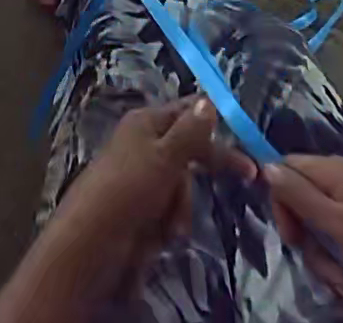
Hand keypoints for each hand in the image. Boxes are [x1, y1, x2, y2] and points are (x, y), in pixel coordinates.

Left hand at [54, 97, 256, 271]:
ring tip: (170, 223)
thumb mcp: (165, 157)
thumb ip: (190, 132)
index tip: (247, 136)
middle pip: (190, 150)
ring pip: (183, 184)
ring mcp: (144, 176)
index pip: (187, 111)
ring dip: (182, 205)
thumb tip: (208, 100)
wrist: (95, 241)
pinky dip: (171, 220)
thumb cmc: (129, 188)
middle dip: (204, 169)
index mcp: (146, 122)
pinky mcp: (143, 206)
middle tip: (247, 175)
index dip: (215, 122)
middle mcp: (145, 143)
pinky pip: (171, 208)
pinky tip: (162, 234)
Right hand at [265, 156, 342, 322]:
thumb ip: (299, 195)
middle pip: (300, 205)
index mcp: (334, 171)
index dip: (280, 200)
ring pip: (319, 234)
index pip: (284, 168)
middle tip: (328, 269)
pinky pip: (342, 251)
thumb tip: (265, 165)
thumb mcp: (340, 227)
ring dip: (327, 266)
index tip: (292, 236)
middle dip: (309, 244)